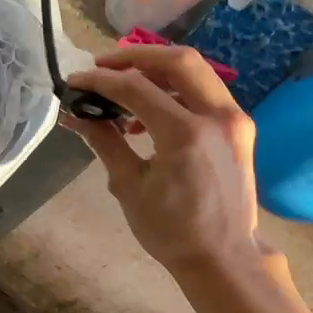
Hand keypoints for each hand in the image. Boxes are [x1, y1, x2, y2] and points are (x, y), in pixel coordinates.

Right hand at [62, 45, 271, 282]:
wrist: (221, 254)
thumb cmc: (168, 229)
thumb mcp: (128, 185)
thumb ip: (105, 142)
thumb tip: (77, 117)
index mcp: (185, 134)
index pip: (137, 89)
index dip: (101, 81)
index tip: (75, 81)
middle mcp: (217, 116)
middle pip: (179, 61)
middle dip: (136, 58)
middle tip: (102, 66)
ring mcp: (234, 119)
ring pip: (196, 73)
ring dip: (156, 72)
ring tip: (120, 89)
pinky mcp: (238, 128)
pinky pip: (204, 94)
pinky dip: (173, 91)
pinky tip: (147, 113)